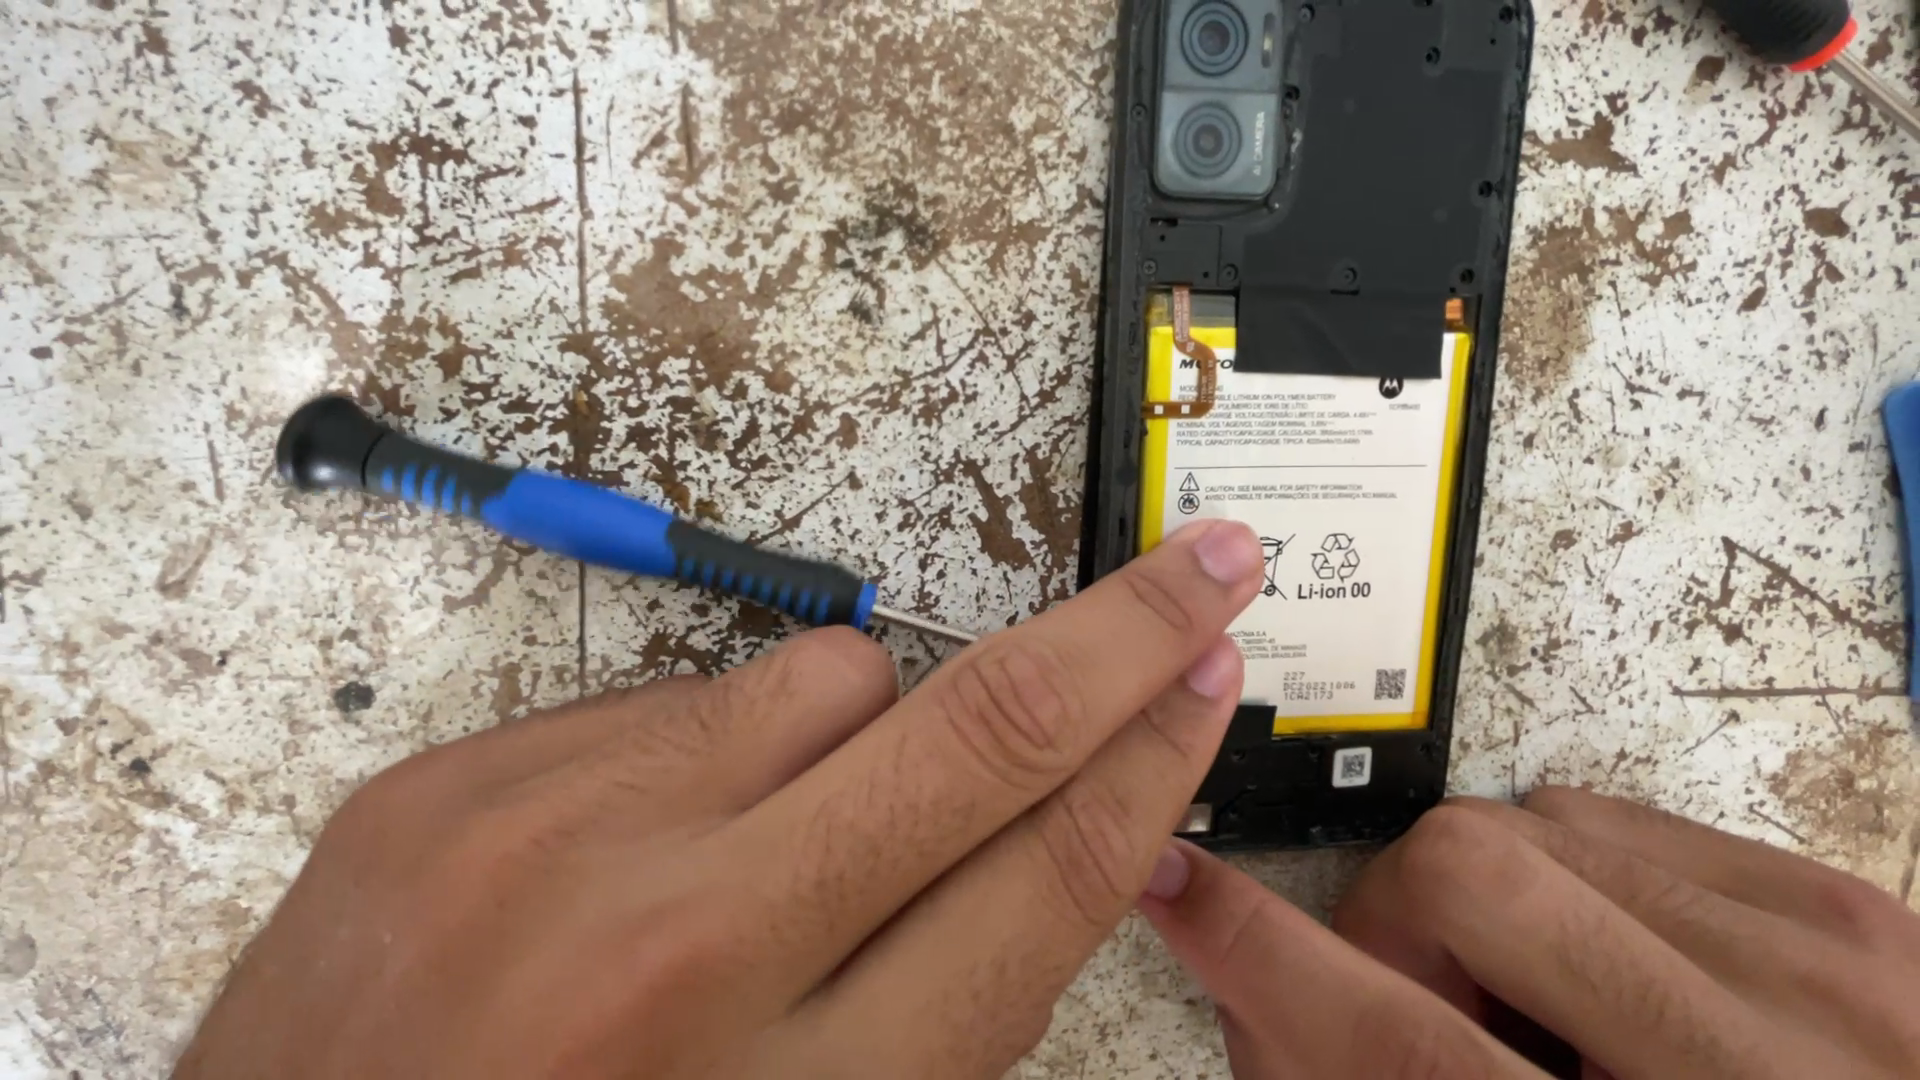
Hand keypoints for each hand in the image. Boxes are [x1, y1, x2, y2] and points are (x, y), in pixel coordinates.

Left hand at [174, 520, 1264, 1078]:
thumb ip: (934, 983)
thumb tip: (1034, 803)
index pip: (1048, 876)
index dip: (1152, 757)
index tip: (1212, 665)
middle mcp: (683, 954)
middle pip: (981, 734)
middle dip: (1118, 636)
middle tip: (1204, 563)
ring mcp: (553, 840)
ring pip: (830, 676)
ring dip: (859, 723)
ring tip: (779, 828)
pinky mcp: (459, 781)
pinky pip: (690, 693)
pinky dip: (722, 744)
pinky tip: (646, 841)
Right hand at [1141, 788, 1919, 1078]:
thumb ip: (1368, 1074)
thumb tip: (1251, 999)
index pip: (1408, 1051)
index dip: (1266, 958)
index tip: (1175, 883)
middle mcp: (1786, 1066)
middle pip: (1461, 879)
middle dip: (1393, 924)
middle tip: (1420, 995)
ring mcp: (1838, 965)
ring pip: (1516, 828)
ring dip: (1475, 903)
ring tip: (1540, 995)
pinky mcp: (1851, 902)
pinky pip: (1591, 815)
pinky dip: (1552, 871)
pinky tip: (1608, 959)